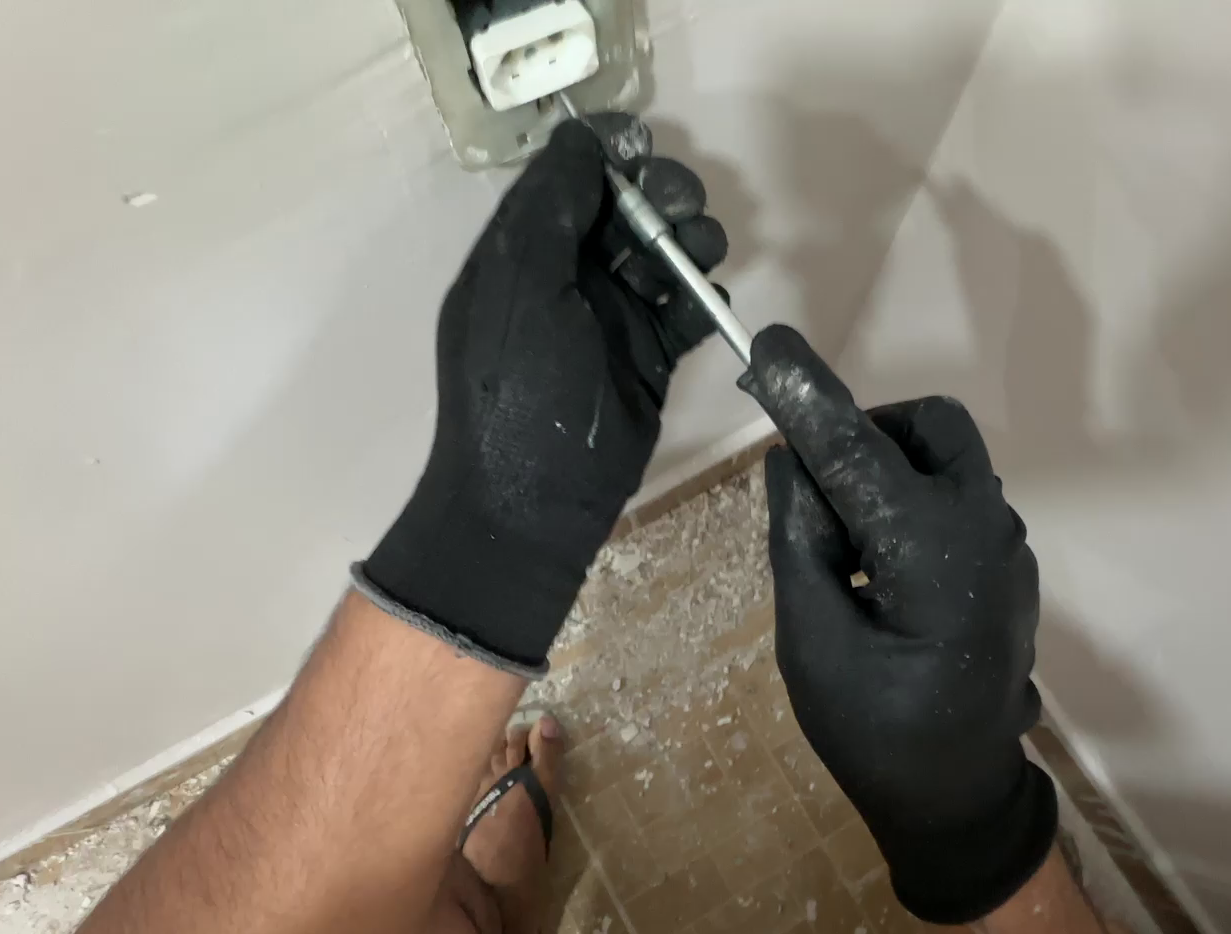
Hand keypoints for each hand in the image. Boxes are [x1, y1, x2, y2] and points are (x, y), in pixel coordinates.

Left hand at [358, 115, 729, 674]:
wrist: (537, 495)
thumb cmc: (518, 385)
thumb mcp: (521, 284)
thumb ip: (551, 208)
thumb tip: (583, 140)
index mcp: (527, 253)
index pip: (571, 179)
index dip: (608, 155)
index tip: (645, 146)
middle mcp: (571, 278)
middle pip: (626, 212)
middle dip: (661, 197)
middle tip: (684, 207)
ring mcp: (614, 320)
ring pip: (663, 258)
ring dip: (690, 243)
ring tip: (706, 250)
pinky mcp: (651, 359)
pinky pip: (685, 313)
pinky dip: (703, 300)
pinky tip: (712, 300)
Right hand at [746, 326, 1057, 924]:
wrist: (955, 797)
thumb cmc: (872, 730)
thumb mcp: (811, 638)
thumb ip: (800, 539)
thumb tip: (793, 461)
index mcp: (931, 550)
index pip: (855, 450)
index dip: (805, 396)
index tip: (767, 347)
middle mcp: (985, 529)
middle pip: (928, 426)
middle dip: (865, 433)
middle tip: (816, 487)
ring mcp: (1007, 547)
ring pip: (945, 459)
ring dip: (885, 472)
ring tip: (849, 552)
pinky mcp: (1005, 564)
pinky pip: (955, 498)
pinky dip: (908, 502)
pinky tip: (883, 572)